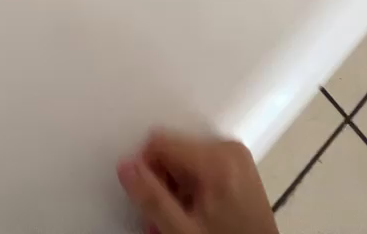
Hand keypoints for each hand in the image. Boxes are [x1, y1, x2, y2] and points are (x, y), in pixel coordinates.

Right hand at [117, 131, 278, 233]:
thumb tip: (125, 166)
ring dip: (176, 187)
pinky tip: (195, 212)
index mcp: (218, 158)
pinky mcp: (241, 166)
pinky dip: (192, 186)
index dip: (146, 168)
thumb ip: (152, 197)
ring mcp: (238, 157)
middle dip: (163, 182)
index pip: (160, 141)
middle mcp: (230, 149)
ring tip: (181, 217)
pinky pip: (203, 164)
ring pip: (186, 158)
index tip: (149, 197)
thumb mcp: (183, 230)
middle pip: (174, 150)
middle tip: (164, 216)